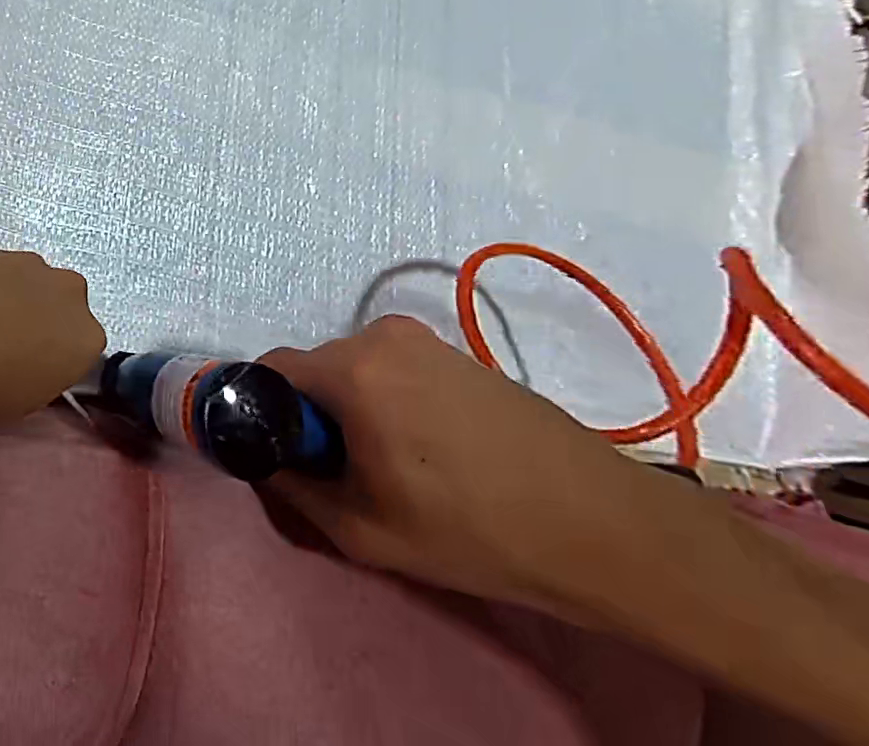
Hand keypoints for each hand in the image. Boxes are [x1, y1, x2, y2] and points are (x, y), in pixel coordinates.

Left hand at [0, 250, 104, 440]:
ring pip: (34, 285)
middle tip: (3, 348)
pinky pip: (2, 272)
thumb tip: (27, 361)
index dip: (53, 361)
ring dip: (16, 300)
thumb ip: (40, 374)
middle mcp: (70, 294)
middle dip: (42, 321)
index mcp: (85, 341)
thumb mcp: (19, 403)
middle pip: (65, 307)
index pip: (82, 349)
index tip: (28, 373)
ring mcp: (30, 265)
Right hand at [259, 316, 704, 620]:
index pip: (270, 368)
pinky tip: (428, 446)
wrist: (605, 528)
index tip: (288, 451)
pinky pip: (391, 369)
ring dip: (352, 407)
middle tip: (345, 467)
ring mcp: (425, 340)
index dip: (262, 409)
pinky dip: (387, 399)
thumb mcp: (361, 528)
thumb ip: (291, 486)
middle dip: (313, 413)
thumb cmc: (472, 531)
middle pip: (313, 370)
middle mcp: (382, 337)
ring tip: (394, 461)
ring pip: (353, 369)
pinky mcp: (456, 352)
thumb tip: (263, 458)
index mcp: (353, 370)